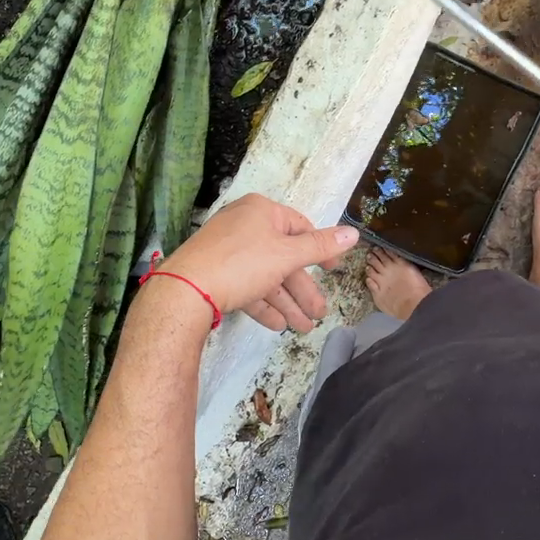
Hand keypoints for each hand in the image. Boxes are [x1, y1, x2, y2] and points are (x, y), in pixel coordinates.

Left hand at [152, 194, 358, 333]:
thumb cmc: (242, 263)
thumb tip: (354, 233)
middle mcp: (244, 225)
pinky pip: (247, 287)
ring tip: (303, 328)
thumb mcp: (287, 254)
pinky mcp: (216, 274)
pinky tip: (278, 326)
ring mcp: (227, 251)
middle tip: (320, 314)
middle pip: (284, 257)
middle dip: (303, 289)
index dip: (320, 250)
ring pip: (266, 276)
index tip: (333, 271)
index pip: (300, 226)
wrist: (186, 290)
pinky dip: (263, 305)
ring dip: (287, 303)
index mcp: (261, 211)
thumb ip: (320, 247)